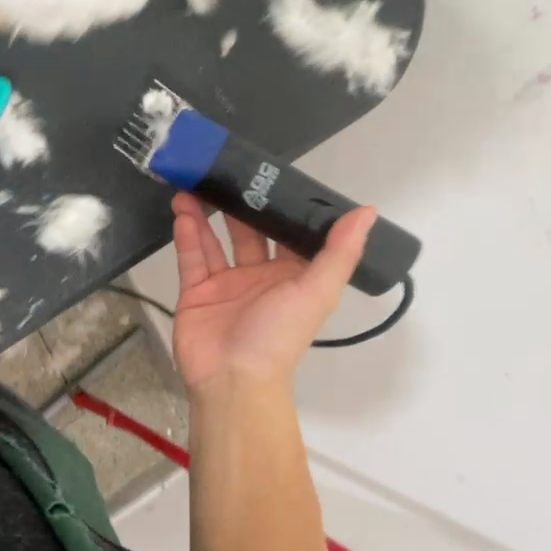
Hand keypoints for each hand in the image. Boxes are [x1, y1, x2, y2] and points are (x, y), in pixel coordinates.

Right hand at [169, 193, 371, 393]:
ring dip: (207, 214)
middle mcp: (260, 275)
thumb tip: (366, 211)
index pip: (291, 232)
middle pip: (250, 231)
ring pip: (216, 240)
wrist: (232, 377)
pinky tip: (183, 211)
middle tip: (230, 173)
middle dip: (242, 205)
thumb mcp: (317, 292)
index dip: (284, 205)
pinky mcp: (196, 291)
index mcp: (294, 274)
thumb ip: (339, 251)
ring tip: (196, 186)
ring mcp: (226, 283)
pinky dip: (188, 234)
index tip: (275, 174)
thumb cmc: (279, 335)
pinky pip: (192, 258)